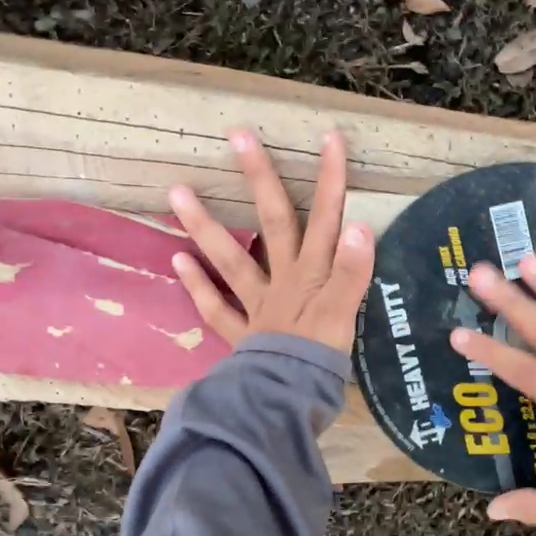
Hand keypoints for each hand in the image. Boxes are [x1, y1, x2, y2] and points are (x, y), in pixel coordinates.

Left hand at [167, 128, 373, 351]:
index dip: (330, 178)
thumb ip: (352, 271)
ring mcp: (258, 304)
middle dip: (260, 178)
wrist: (283, 399)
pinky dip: (197, 286)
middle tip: (238, 136)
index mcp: (313, 273)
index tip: (329, 136)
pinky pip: (216, 308)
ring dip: (205, 225)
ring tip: (175, 192)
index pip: (327, 218)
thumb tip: (361, 225)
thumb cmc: (320, 358)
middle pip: (274, 222)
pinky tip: (178, 261)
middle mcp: (283, 280)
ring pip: (231, 258)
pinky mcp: (244, 334)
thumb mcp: (344, 312)